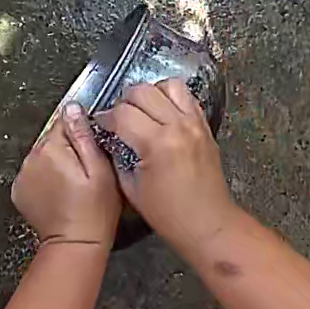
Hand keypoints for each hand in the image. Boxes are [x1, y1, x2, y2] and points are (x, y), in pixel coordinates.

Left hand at [11, 103, 121, 251]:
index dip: (81, 133)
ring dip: (55, 163)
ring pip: (42, 155)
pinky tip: (60, 191)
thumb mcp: (100, 169)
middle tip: (84, 172)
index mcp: (51, 149)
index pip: (64, 121)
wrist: (75, 244)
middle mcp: (31, 159)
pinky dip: (45, 178)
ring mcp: (23, 176)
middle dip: (68, 148)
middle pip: (52, 138)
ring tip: (73, 184)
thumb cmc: (94, 210)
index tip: (90, 149)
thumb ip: (84, 135)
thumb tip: (73, 108)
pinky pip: (34, 173)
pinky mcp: (20, 190)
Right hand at [95, 80, 239, 246]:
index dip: (105, 117)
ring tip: (142, 111)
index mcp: (157, 143)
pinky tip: (162, 114)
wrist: (208, 223)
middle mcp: (178, 127)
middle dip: (124, 102)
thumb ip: (117, 156)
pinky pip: (187, 97)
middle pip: (143, 91)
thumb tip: (109, 138)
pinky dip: (171, 98)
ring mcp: (195, 124)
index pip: (122, 113)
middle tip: (118, 117)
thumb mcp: (131, 188)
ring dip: (150, 94)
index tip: (101, 123)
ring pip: (168, 85)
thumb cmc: (171, 215)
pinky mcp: (205, 127)